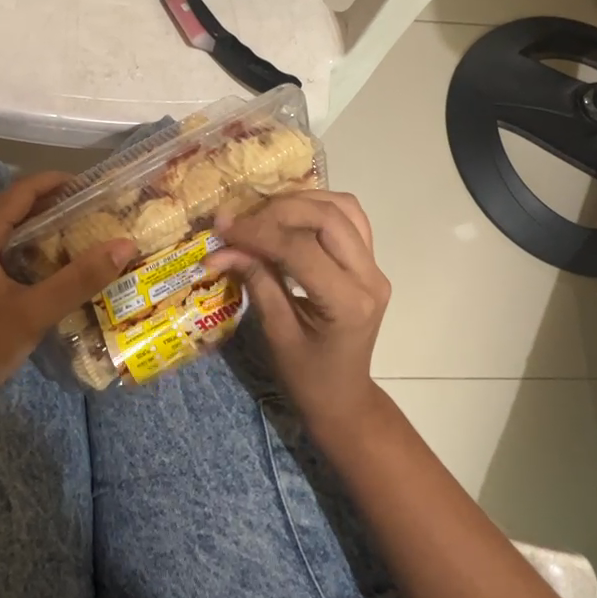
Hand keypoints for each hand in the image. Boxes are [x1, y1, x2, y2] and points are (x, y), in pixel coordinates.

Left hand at [0, 172, 133, 406]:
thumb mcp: (36, 312)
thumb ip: (80, 278)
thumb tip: (125, 245)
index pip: (22, 190)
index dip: (58, 181)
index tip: (94, 186)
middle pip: (16, 206)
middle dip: (56, 204)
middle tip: (97, 213)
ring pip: (9, 229)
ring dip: (44, 228)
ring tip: (84, 236)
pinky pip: (1, 249)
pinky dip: (30, 248)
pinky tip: (55, 267)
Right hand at [209, 191, 389, 429]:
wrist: (343, 396)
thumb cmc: (307, 376)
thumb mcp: (276, 332)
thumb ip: (256, 281)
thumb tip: (222, 248)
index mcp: (347, 303)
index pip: (301, 249)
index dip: (258, 233)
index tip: (223, 230)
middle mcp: (369, 277)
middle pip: (327, 217)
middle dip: (277, 211)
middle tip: (240, 222)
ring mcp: (374, 267)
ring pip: (342, 208)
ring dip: (299, 202)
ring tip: (261, 216)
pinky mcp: (369, 262)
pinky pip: (349, 218)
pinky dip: (317, 208)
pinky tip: (288, 218)